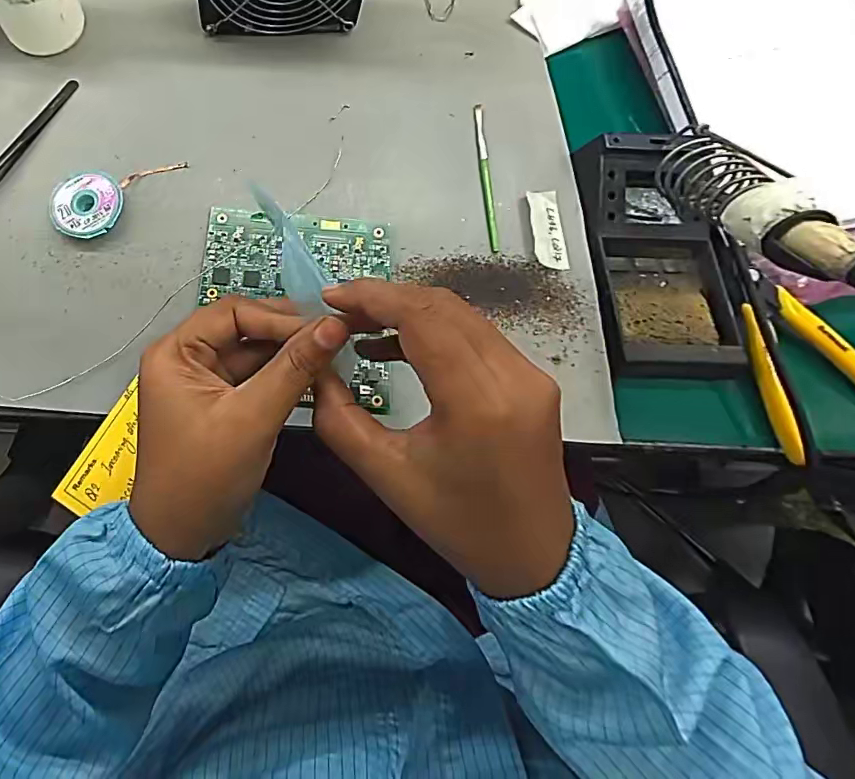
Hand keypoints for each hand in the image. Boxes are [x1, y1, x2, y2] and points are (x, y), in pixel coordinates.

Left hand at [132, 296, 349, 559]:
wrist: (181, 539)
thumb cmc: (199, 482)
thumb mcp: (251, 419)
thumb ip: (293, 369)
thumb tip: (330, 328)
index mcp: (175, 353)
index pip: (233, 312)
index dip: (279, 318)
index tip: (322, 328)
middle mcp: (185, 359)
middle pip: (244, 327)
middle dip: (287, 333)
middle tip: (330, 339)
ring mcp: (203, 380)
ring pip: (254, 351)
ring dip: (290, 354)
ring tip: (329, 356)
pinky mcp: (220, 400)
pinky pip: (256, 374)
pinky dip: (284, 375)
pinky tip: (313, 376)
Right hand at [313, 280, 573, 598]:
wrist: (536, 558)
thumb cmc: (458, 524)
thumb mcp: (385, 474)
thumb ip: (339, 416)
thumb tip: (318, 367)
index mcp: (476, 402)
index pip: (421, 317)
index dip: (372, 297)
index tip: (332, 297)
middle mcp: (512, 375)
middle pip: (441, 305)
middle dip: (385, 298)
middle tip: (341, 309)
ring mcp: (529, 373)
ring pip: (460, 313)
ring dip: (408, 310)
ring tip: (361, 324)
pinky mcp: (532, 377)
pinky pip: (475, 333)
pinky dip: (433, 328)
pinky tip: (396, 345)